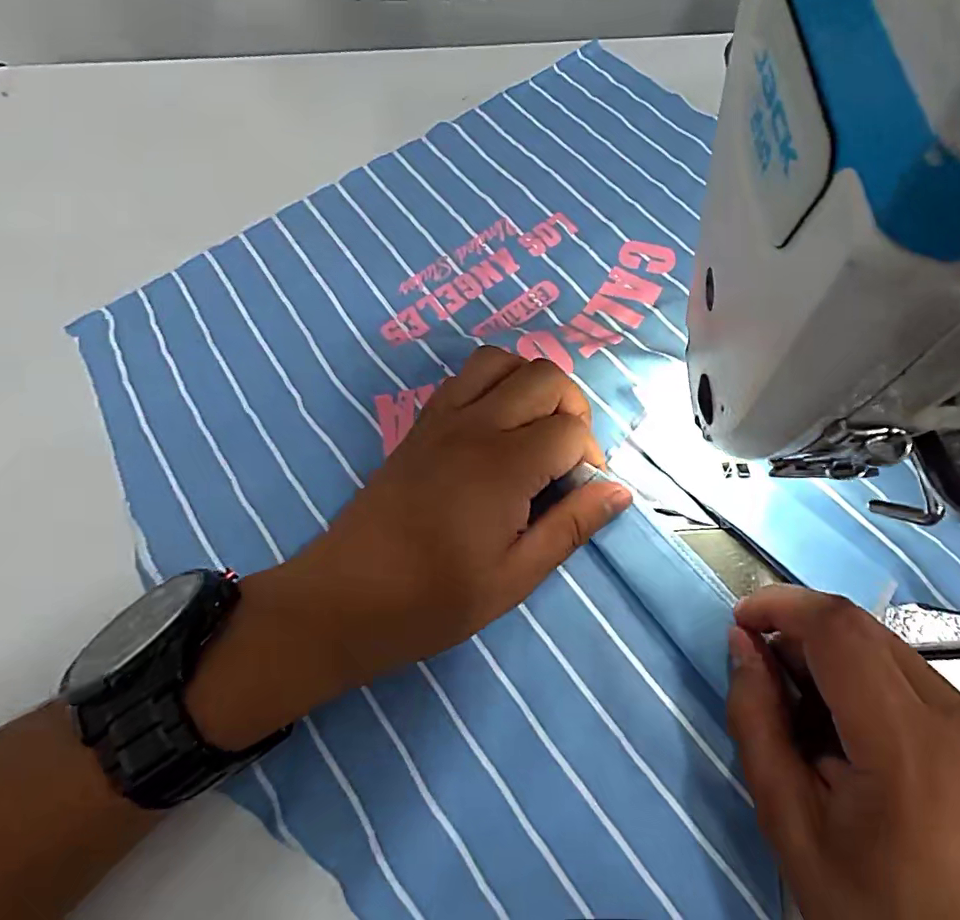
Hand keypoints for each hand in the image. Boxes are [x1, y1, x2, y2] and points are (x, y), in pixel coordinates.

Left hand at [187, 347, 633, 747]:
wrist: (340, 600)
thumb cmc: (431, 599)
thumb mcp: (514, 578)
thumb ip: (570, 527)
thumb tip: (619, 491)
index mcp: (502, 466)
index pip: (570, 431)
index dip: (590, 458)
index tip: (581, 495)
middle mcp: (475, 426)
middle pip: (545, 376)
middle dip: (572, 409)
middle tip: (566, 457)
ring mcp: (442, 418)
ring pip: (501, 359)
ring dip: (532, 384)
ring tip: (534, 431)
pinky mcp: (420, 424)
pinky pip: (465, 376)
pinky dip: (495, 383)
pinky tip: (496, 429)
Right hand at [726, 586, 959, 919]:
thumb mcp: (794, 833)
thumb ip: (759, 725)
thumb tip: (745, 647)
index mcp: (916, 753)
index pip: (841, 631)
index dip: (785, 605)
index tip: (746, 616)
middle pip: (871, 639)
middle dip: (811, 642)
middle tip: (774, 679)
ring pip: (901, 662)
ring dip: (850, 674)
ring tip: (826, 733)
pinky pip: (937, 694)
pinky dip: (890, 701)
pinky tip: (877, 756)